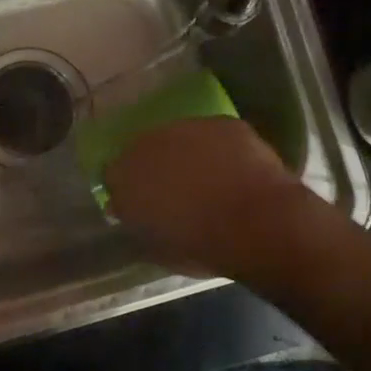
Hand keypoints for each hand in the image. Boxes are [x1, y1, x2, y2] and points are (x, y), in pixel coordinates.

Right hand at [103, 117, 319, 279]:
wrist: (257, 224)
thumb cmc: (199, 245)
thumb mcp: (154, 247)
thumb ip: (136, 222)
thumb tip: (130, 211)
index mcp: (124, 174)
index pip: (113, 175)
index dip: (127, 190)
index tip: (141, 206)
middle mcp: (149, 142)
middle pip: (145, 150)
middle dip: (156, 167)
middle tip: (175, 192)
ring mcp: (188, 127)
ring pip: (180, 139)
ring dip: (187, 155)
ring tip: (208, 180)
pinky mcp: (224, 123)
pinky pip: (214, 136)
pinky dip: (220, 150)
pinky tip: (234, 171)